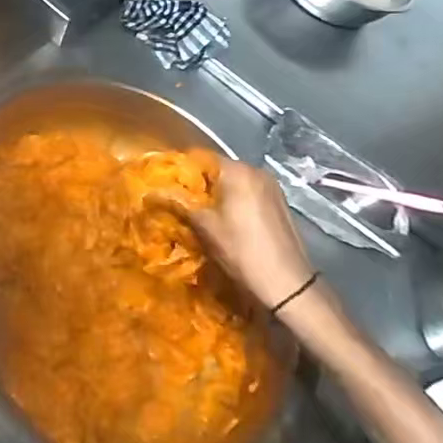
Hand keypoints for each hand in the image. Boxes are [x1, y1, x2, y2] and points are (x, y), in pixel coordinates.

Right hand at [183, 158, 317, 310]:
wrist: (287, 284)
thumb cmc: (241, 250)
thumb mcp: (204, 227)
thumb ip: (181, 203)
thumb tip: (155, 191)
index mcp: (238, 170)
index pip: (202, 158)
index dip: (183, 171)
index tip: (169, 187)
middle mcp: (257, 171)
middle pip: (220, 169)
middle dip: (201, 185)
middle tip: (184, 204)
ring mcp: (272, 187)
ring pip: (236, 183)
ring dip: (220, 195)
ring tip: (205, 216)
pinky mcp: (280, 203)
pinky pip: (250, 194)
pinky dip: (236, 203)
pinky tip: (230, 223)